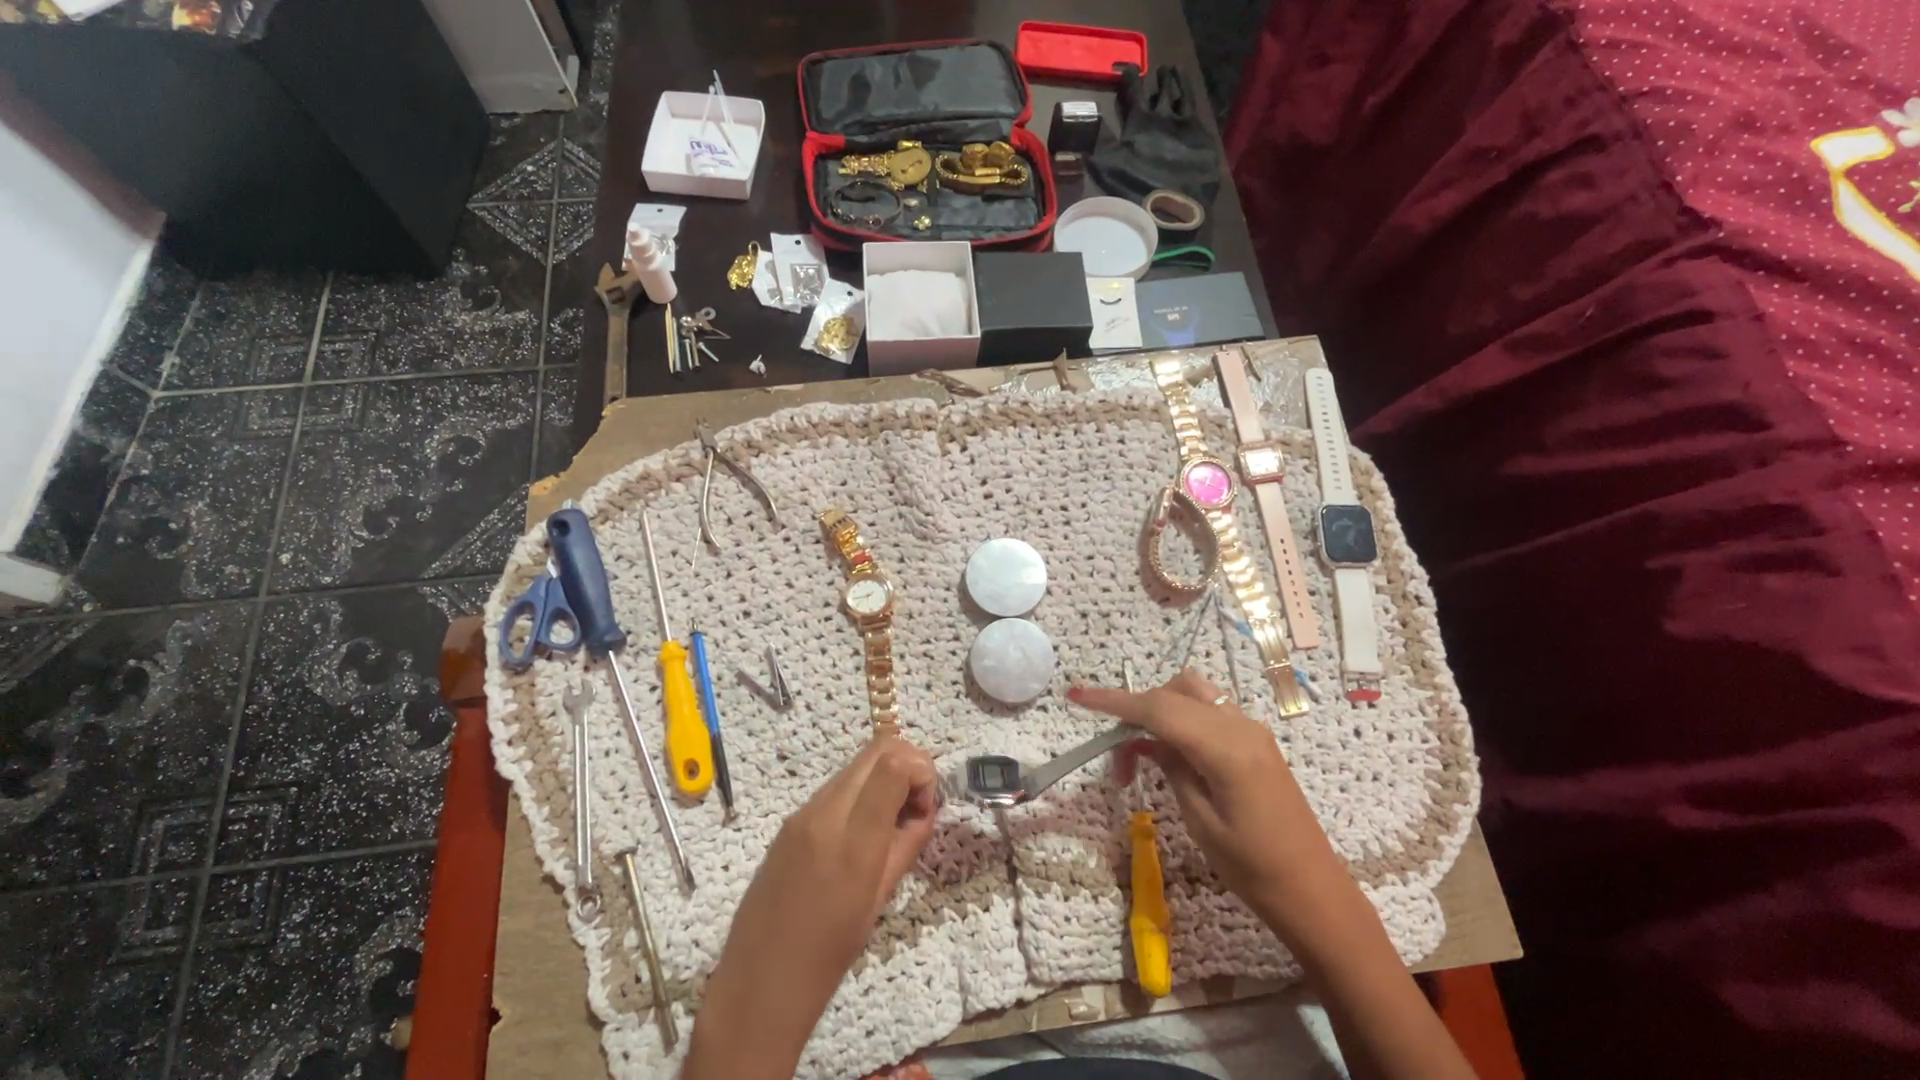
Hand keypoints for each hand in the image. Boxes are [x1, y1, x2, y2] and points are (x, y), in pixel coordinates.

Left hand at [685, 736, 938, 1079]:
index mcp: (852, 838)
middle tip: (915, 810)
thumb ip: (906, 843)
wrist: (759, 982)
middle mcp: (823, 813)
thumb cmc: (829, 954)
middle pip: (876, 749)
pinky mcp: (787, 823)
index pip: (893, 762)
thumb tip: (924, 809)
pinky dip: (859, 795)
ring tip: (889, 828)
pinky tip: (860, 837)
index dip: (923, 772)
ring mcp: (800, 814)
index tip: (926, 809)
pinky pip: (834, 789)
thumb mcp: (881, 899)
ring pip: (855, 767)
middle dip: (908, 766)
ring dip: (883, 780)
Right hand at [1074, 674, 1479, 1079]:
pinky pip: (1210, 713)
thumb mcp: (1200, 820)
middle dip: (1138, 708)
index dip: (1114, 701)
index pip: (1159, 708)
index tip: (1076, 697)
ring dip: (1161, 711)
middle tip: (1115, 754)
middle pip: (1176, 690)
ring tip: (1140, 756)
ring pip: (1194, 695)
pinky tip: (1169, 756)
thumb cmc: (1253, 868)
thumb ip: (1173, 767)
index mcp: (1226, 748)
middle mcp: (1241, 727)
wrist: (1312, 889)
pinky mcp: (1256, 743)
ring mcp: (1253, 732)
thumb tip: (1149, 739)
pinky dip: (1182, 721)